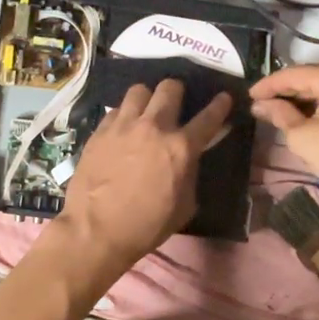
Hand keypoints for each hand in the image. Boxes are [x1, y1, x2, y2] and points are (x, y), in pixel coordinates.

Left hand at [55, 80, 232, 273]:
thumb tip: (188, 160)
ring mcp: (123, 126)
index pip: (208, 118)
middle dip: (177, 92)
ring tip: (145, 111)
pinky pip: (115, 110)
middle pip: (170, 88)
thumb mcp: (184, 206)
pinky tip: (122, 129)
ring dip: (147, 98)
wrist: (95, 231)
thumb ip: (190, 174)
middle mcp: (153, 127)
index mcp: (180, 147)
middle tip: (176, 103)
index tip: (223, 98)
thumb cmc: (146, 226)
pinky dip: (123, 115)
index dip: (220, 106)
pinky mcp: (99, 131)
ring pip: (139, 90)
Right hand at [250, 64, 318, 208]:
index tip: (251, 94)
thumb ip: (280, 114)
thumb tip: (260, 105)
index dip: (270, 84)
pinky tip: (309, 110)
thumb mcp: (304, 138)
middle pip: (315, 75)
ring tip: (282, 107)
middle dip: (289, 90)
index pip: (296, 74)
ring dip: (308, 95)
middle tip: (264, 102)